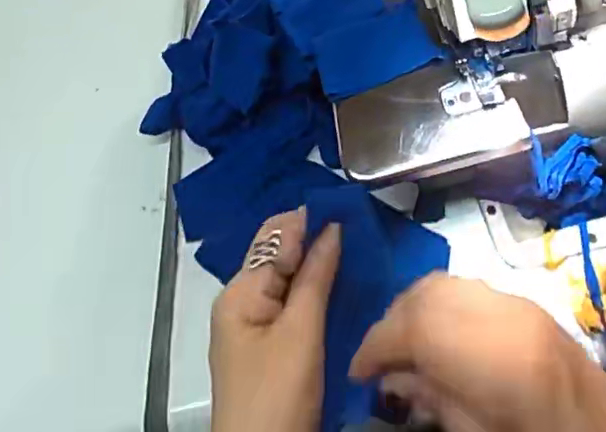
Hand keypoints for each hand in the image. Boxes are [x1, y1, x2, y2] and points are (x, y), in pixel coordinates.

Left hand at [211, 211, 342, 431]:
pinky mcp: (271, 346)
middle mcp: (243, 300)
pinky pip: (296, 302)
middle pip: (284, 252)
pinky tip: (347, 287)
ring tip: (363, 253)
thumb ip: (316, 274)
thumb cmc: (277, 397)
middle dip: (320, 239)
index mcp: (241, 291)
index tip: (353, 209)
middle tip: (364, 231)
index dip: (313, 217)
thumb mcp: (301, 332)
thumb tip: (334, 224)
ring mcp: (256, 325)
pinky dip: (320, 290)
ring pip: (293, 277)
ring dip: (324, 264)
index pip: (278, 233)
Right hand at [350, 273, 605, 431]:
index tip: (355, 371)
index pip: (414, 324)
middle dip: (392, 321)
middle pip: (426, 292)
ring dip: (414, 307)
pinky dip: (440, 303)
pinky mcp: (524, 301)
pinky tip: (434, 334)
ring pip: (445, 282)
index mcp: (490, 350)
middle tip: (374, 361)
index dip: (376, 343)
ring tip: (400, 347)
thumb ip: (434, 399)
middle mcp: (501, 309)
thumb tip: (392, 377)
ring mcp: (515, 299)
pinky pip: (467, 288)